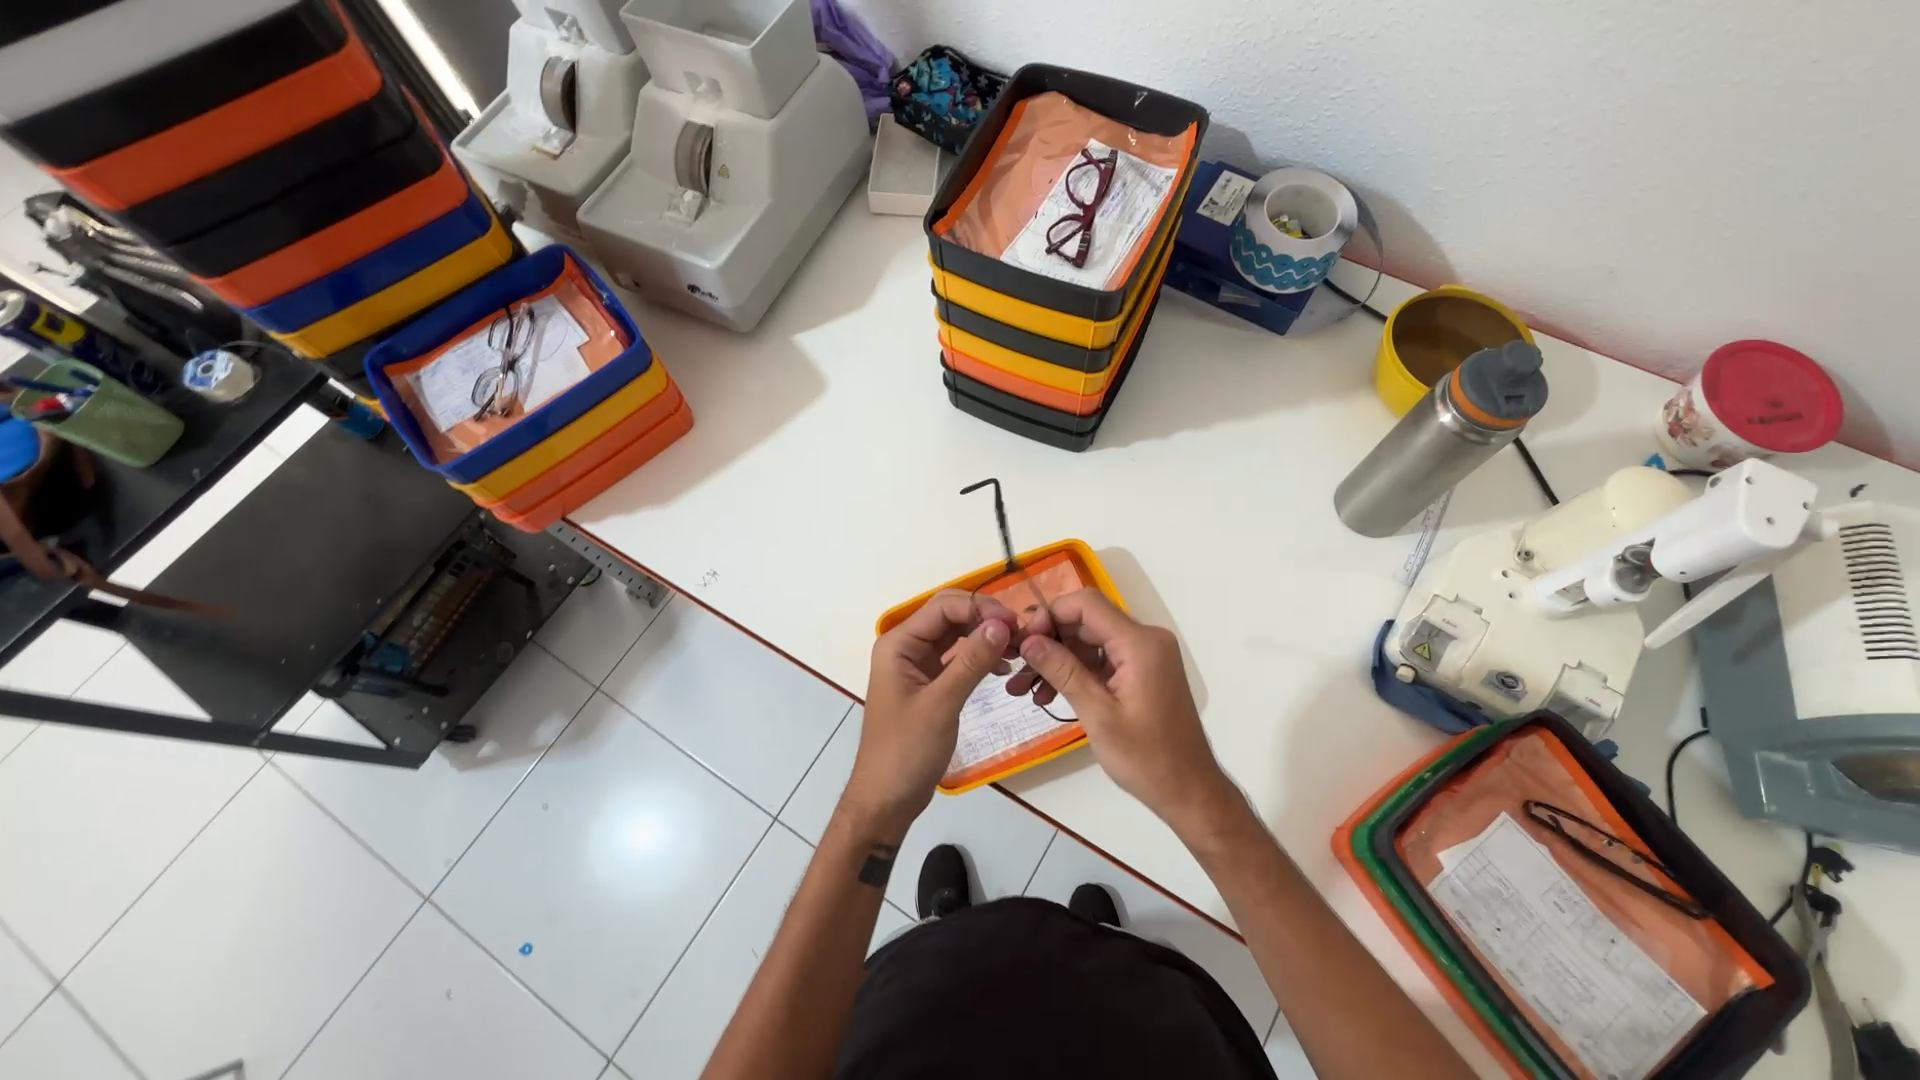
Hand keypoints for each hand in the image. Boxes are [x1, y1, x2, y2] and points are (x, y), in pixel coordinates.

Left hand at [845, 590, 1018, 835]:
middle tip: (1022, 635)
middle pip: (949, 616)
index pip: (944, 607)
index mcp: (898, 644)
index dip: (981, 609)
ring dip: (984, 638)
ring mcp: (916, 665)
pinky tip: (1002, 669)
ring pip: (955, 636)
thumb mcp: (942, 704)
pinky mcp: (928, 684)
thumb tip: (1002, 624)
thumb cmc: (907, 751)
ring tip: (1018, 650)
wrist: (886, 798)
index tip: (1017, 625)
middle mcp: (905, 647)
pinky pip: (956, 659)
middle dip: (985, 619)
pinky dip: (978, 658)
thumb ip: (971, 662)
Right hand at [1012, 590, 1239, 833]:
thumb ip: (1062, 671)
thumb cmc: (1146, 757)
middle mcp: (1146, 639)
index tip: (1022, 641)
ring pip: (1089, 641)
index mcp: (1140, 643)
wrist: (1188, 790)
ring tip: (1024, 689)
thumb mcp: (1097, 714)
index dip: (1050, 615)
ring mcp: (1145, 655)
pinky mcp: (1142, 671)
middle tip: (1016, 669)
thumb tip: (1028, 641)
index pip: (1086, 605)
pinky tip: (1049, 695)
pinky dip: (1075, 672)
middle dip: (1048, 641)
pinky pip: (1101, 659)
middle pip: (1086, 621)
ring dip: (1056, 660)